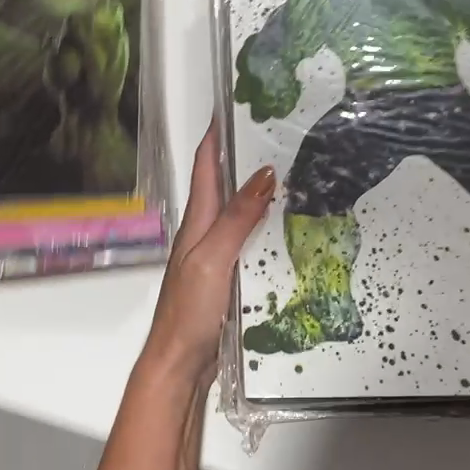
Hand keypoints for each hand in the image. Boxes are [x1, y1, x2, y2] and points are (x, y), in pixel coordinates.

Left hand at [139, 127, 273, 389]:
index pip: (206, 166)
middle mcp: (204, 232)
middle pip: (223, 184)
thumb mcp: (215, 258)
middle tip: (275, 134)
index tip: (232, 106)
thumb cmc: (190, 309)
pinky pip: (248, 240)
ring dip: (257, 191)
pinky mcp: (227, 277)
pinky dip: (264, 226)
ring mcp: (215, 255)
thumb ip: (237, 218)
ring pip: (238, 212)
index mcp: (197, 220)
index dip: (216, 135)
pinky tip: (284, 230)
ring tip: (291, 173)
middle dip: (243, 157)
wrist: (179, 364)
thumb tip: (265, 172)